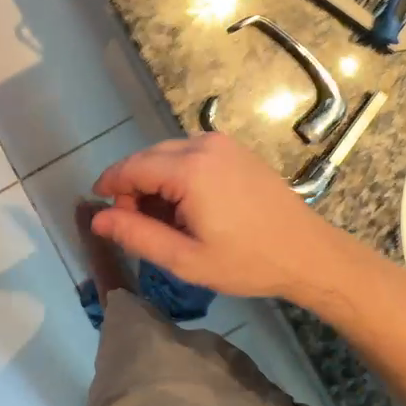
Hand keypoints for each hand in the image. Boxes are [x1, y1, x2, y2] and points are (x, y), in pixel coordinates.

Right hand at [90, 133, 355, 300]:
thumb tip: (97, 219)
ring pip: (168, 154)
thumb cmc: (247, 261)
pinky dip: (178, 174)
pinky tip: (187, 206)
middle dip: (133, 186)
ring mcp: (221, 143)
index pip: (131, 168)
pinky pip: (191, 154)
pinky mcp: (235, 149)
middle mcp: (202, 145)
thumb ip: (137, 236)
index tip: (101, 210)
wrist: (308, 252)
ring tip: (164, 221)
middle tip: (135, 224)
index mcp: (189, 170)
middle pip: (148, 157)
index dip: (110, 186)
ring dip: (156, 180)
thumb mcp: (186, 259)